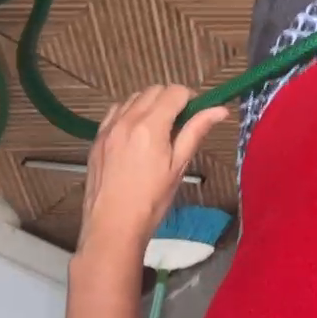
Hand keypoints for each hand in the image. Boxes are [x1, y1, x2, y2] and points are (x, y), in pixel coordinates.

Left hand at [78, 86, 228, 253]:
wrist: (112, 227)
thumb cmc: (151, 200)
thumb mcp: (179, 166)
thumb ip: (196, 131)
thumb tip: (220, 110)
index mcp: (150, 126)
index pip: (175, 92)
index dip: (190, 98)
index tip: (195, 114)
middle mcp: (127, 120)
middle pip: (154, 90)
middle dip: (170, 99)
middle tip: (179, 124)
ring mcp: (108, 129)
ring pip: (133, 98)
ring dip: (149, 104)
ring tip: (157, 129)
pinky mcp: (97, 139)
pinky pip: (115, 112)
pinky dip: (129, 113)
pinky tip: (135, 134)